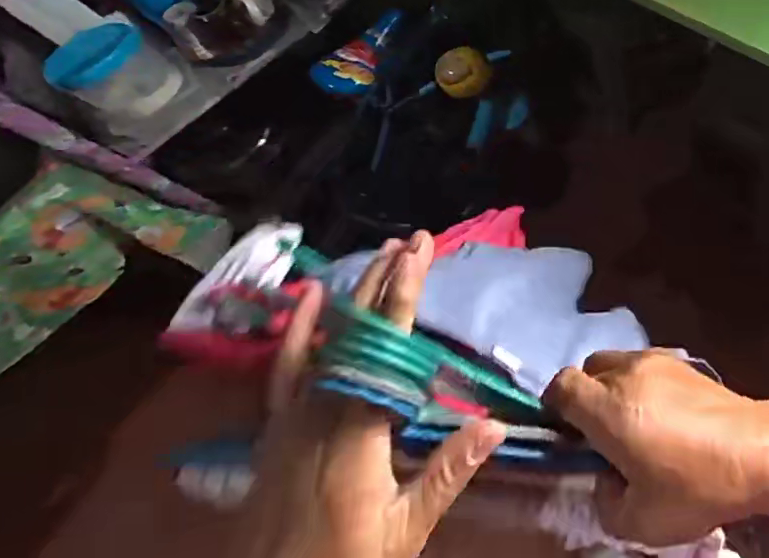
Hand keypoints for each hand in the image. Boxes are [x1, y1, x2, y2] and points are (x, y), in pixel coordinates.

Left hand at [233, 232, 507, 557]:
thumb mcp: (405, 532)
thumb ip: (447, 473)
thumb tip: (495, 424)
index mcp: (358, 429)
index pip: (386, 345)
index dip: (403, 293)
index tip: (419, 251)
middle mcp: (323, 407)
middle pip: (358, 328)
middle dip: (386, 278)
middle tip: (413, 240)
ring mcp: (293, 413)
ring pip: (327, 337)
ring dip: (358, 292)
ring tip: (383, 253)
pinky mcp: (274, 425)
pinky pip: (285, 365)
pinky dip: (301, 326)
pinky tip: (313, 294)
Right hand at [544, 350, 768, 544]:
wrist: (756, 450)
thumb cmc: (694, 486)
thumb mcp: (640, 521)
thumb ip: (605, 501)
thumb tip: (604, 478)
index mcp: (608, 407)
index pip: (561, 385)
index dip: (555, 407)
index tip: (566, 433)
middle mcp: (626, 372)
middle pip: (587, 370)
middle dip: (584, 397)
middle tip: (600, 433)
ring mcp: (655, 360)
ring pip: (616, 363)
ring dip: (613, 388)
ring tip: (634, 423)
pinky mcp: (680, 361)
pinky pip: (644, 365)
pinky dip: (640, 384)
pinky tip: (663, 415)